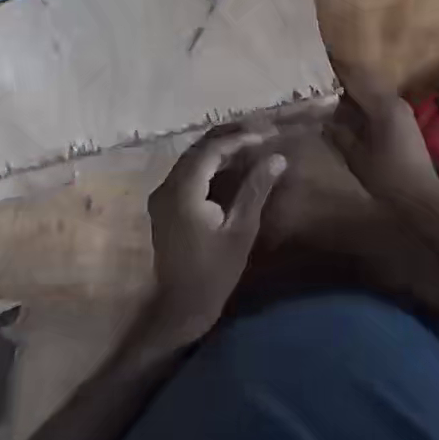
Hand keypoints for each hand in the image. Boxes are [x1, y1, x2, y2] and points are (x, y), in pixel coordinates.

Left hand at [145, 127, 286, 342]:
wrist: (182, 306)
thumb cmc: (215, 271)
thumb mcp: (241, 229)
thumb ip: (256, 189)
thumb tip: (277, 158)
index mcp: (183, 192)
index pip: (211, 151)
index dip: (239, 139)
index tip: (267, 136)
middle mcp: (166, 188)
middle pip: (197, 149)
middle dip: (229, 138)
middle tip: (261, 133)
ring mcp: (162, 196)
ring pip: (191, 159)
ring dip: (220, 149)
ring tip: (252, 144)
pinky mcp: (165, 205)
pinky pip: (188, 173)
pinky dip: (210, 164)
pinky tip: (232, 166)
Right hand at [326, 62, 438, 207]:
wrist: (420, 196)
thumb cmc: (387, 178)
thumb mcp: (356, 158)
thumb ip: (340, 135)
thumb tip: (325, 120)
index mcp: (383, 106)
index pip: (355, 78)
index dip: (335, 70)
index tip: (317, 63)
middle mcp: (395, 101)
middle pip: (365, 80)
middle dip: (343, 78)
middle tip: (318, 79)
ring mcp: (402, 110)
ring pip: (373, 90)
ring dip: (353, 90)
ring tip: (329, 93)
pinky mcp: (404, 120)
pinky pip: (379, 101)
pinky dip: (363, 101)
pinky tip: (349, 111)